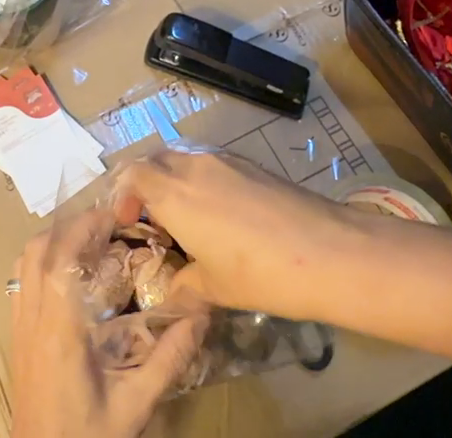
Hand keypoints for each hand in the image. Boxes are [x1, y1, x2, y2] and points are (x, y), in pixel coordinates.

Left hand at [12, 209, 202, 437]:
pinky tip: (69, 272)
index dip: (84, 227)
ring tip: (89, 240)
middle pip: (37, 251)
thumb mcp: (136, 405)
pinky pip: (21, 283)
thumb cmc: (88, 437)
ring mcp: (19, 328)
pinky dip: (42, 262)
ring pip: (24, 263)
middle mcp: (32, 321)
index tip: (113, 214)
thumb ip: (168, 359)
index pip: (61, 260)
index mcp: (59, 332)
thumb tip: (200, 314)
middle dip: (69, 226)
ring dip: (53, 241)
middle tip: (106, 222)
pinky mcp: (16, 338)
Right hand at [113, 151, 391, 322]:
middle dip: (143, 183)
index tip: (127, 222)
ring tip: (184, 217)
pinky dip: (200, 181)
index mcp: (174, 193)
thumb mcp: (214, 288)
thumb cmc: (260, 273)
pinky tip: (219, 214)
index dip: (122, 194)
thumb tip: (171, 293)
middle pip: (154, 160)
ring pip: (183, 158)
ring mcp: (225, 160)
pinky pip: (210, 163)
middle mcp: (194, 166)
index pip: (131, 174)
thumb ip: (183, 286)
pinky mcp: (250, 164)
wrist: (329, 251)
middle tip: (150, 218)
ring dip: (172, 179)